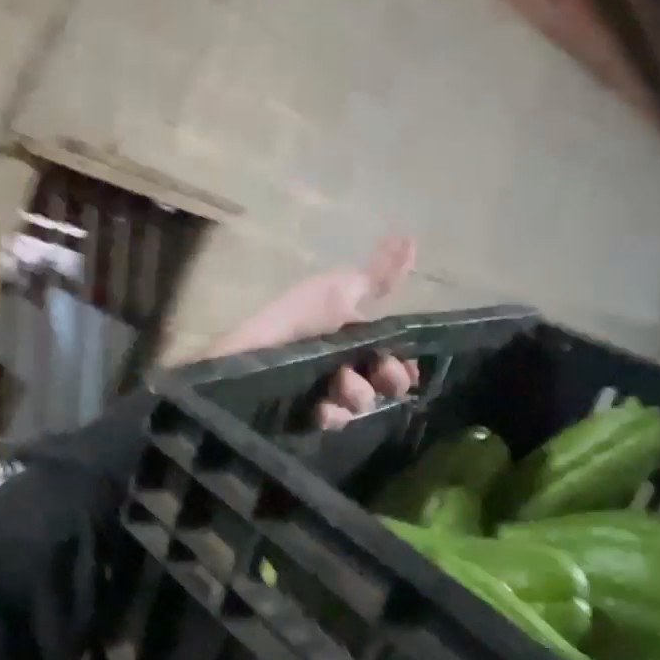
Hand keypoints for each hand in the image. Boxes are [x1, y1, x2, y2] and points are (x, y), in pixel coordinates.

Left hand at [199, 237, 420, 429]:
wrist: (249, 352)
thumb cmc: (298, 317)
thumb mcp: (340, 290)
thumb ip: (379, 274)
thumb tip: (410, 238)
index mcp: (352, 332)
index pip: (395, 355)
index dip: (406, 363)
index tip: (409, 367)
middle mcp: (342, 361)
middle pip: (385, 382)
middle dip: (389, 378)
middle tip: (377, 371)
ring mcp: (324, 388)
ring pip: (362, 403)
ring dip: (357, 394)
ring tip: (338, 383)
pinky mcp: (305, 413)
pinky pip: (334, 421)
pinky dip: (332, 415)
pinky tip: (321, 408)